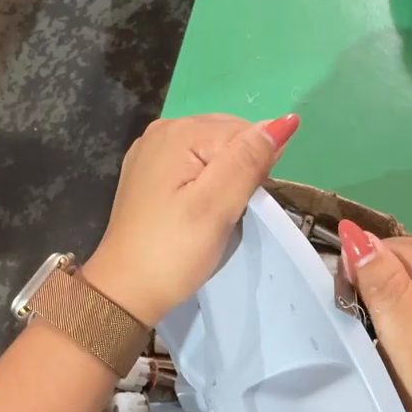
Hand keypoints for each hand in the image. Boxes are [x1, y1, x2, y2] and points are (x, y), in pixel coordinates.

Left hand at [82, 114, 299, 324]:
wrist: (126, 290)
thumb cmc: (174, 251)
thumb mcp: (217, 206)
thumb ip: (249, 160)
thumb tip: (284, 121)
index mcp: (179, 132)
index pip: (244, 132)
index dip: (255, 168)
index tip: (242, 204)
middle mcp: (163, 131)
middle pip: (227, 136)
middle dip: (241, 168)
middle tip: (230, 211)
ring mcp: (151, 151)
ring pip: (213, 150)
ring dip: (226, 176)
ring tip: (216, 212)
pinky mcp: (148, 173)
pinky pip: (193, 163)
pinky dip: (206, 181)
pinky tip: (200, 207)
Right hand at [338, 223, 411, 411]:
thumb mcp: (410, 347)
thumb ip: (385, 289)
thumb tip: (354, 236)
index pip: (378, 252)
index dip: (364, 285)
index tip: (370, 325)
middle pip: (390, 256)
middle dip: (376, 290)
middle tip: (384, 337)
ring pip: (398, 267)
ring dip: (388, 298)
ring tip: (397, 338)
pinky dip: (403, 301)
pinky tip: (409, 332)